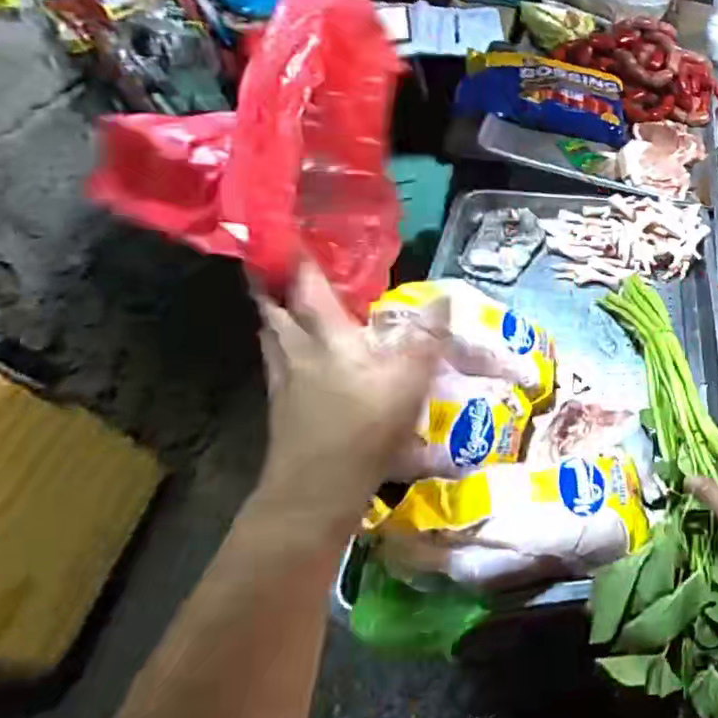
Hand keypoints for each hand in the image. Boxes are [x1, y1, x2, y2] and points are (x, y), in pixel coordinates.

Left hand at [255, 262, 438, 521]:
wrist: (317, 483)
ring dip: (276, 315)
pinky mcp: (283, 404)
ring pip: (272, 336)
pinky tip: (299, 355)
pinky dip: (284, 345)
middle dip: (274, 286)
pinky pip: (278, 360)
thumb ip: (427, 336)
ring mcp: (284, 379)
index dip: (301, 261)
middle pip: (275, 310)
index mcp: (327, 339)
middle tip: (277, 266)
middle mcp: (296, 351)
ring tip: (285, 304)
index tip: (290, 233)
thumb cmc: (367, 424)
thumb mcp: (411, 377)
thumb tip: (445, 297)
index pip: (308, 289)